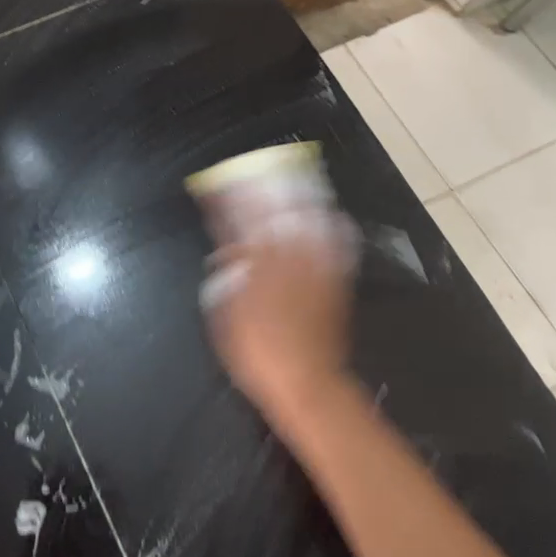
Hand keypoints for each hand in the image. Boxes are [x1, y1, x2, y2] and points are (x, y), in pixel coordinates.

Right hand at [194, 181, 361, 436]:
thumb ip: (227, 279)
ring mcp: (317, 271)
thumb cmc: (257, 352)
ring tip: (297, 181)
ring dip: (301, 201)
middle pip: (278, 216)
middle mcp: (290, 261)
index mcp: (258, 266)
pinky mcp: (335, 285)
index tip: (219, 184)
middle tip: (260, 171)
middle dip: (267, 191)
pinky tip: (332, 218)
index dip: (229, 201)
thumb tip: (225, 253)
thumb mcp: (227, 316)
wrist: (307, 385)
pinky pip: (336, 246)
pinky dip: (332, 227)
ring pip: (310, 226)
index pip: (240, 224)